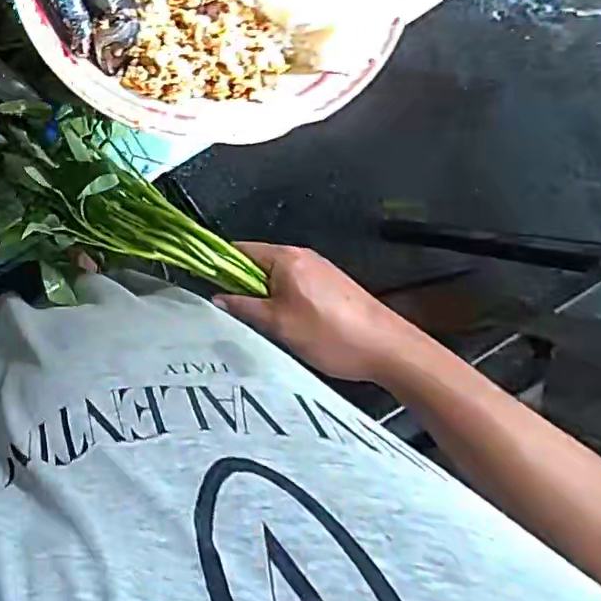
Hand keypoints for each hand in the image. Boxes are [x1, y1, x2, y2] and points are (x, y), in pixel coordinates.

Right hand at [215, 243, 431, 384]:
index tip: (209, 283)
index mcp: (285, 257)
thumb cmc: (333, 334)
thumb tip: (218, 297)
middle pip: (257, 262)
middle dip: (244, 284)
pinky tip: (291, 324)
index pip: (238, 249)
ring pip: (276, 276)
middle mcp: (302, 256)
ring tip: (266, 322)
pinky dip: (285, 300)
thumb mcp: (278, 324)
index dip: (219, 265)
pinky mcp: (332, 286)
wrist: (392, 352)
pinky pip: (295, 285)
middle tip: (238, 311)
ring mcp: (319, 270)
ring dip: (265, 295)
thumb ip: (243, 307)